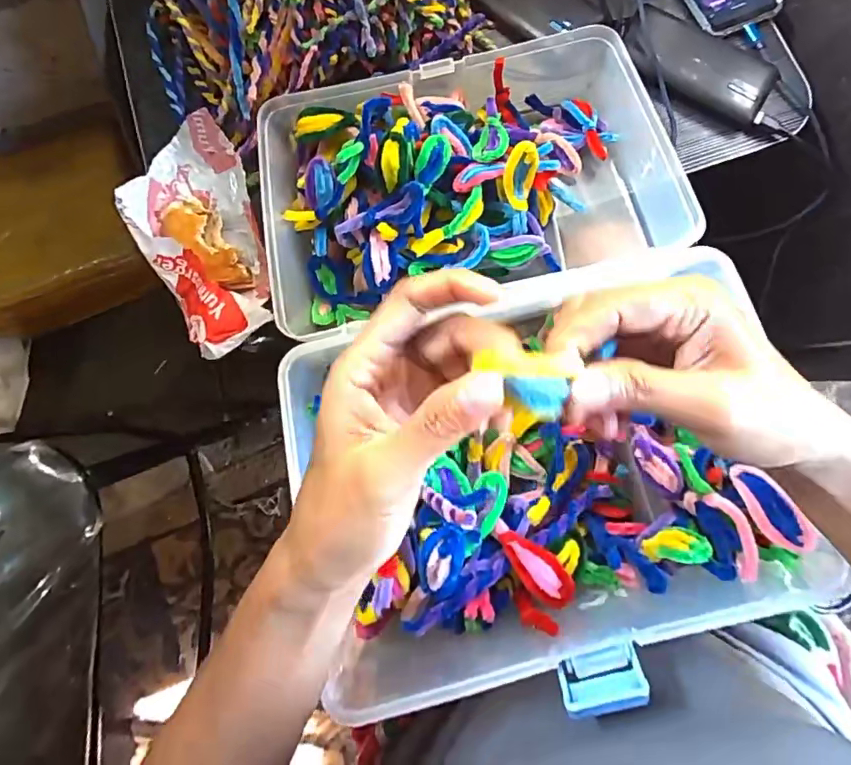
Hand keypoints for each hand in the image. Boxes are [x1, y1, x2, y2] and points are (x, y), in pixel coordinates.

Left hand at [278, 271, 527, 596]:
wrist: (330, 562)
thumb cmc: (341, 516)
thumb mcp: (386, 470)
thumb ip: (437, 424)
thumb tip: (494, 383)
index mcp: (363, 365)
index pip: (407, 304)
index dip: (450, 288)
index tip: (499, 297)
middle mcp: (388, 368)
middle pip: (444, 331)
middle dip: (485, 346)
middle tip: (521, 380)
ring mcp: (409, 391)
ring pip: (460, 360)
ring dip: (492, 375)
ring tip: (517, 407)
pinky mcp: (426, 416)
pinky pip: (465, 392)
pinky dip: (488, 400)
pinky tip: (502, 424)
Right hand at [542, 276, 850, 470]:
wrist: (805, 446)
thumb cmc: (772, 419)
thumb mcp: (708, 406)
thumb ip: (638, 390)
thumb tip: (572, 391)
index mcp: (687, 299)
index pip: (611, 303)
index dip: (573, 337)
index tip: (551, 381)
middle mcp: (665, 304)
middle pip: (593, 318)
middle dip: (575, 364)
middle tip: (569, 411)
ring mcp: (656, 329)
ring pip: (593, 345)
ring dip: (585, 386)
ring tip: (598, 429)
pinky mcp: (650, 355)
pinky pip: (605, 367)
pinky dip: (599, 397)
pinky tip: (611, 427)